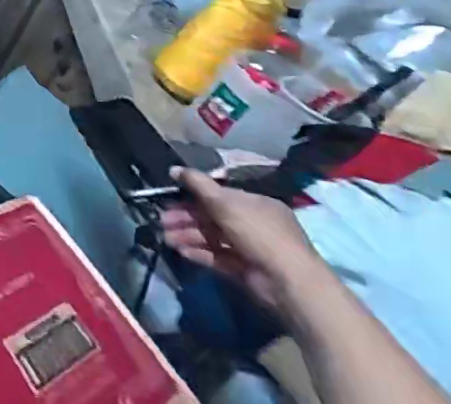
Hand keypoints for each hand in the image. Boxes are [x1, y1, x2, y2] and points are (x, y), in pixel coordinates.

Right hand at [160, 166, 329, 315]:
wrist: (288, 281)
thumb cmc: (257, 231)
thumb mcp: (224, 201)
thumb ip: (197, 184)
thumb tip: (173, 168)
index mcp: (254, 203)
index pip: (219, 195)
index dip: (193, 194)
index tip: (171, 197)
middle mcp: (253, 224)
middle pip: (213, 216)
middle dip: (186, 218)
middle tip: (162, 220)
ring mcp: (249, 248)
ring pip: (213, 237)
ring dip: (189, 236)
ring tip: (166, 237)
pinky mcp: (245, 271)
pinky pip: (218, 257)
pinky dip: (199, 253)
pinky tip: (181, 251)